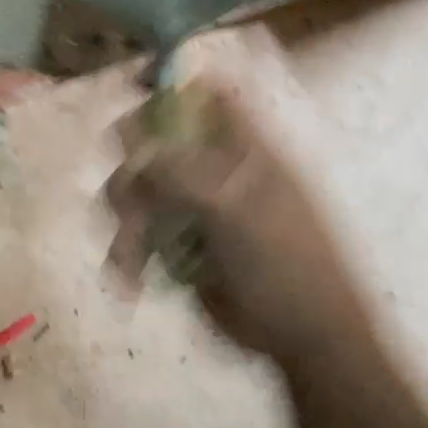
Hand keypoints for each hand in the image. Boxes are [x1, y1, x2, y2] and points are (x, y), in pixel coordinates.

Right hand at [104, 77, 377, 363]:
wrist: (305, 343)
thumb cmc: (288, 270)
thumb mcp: (234, 211)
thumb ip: (178, 168)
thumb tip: (129, 139)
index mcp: (247, 151)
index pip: (208, 94)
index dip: (170, 83)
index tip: (129, 90)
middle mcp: (217, 169)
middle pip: (150, 138)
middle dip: (130, 167)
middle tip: (130, 198)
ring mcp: (194, 204)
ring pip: (132, 185)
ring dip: (122, 217)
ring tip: (130, 253)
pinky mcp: (174, 238)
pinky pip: (131, 226)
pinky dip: (123, 248)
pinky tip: (128, 274)